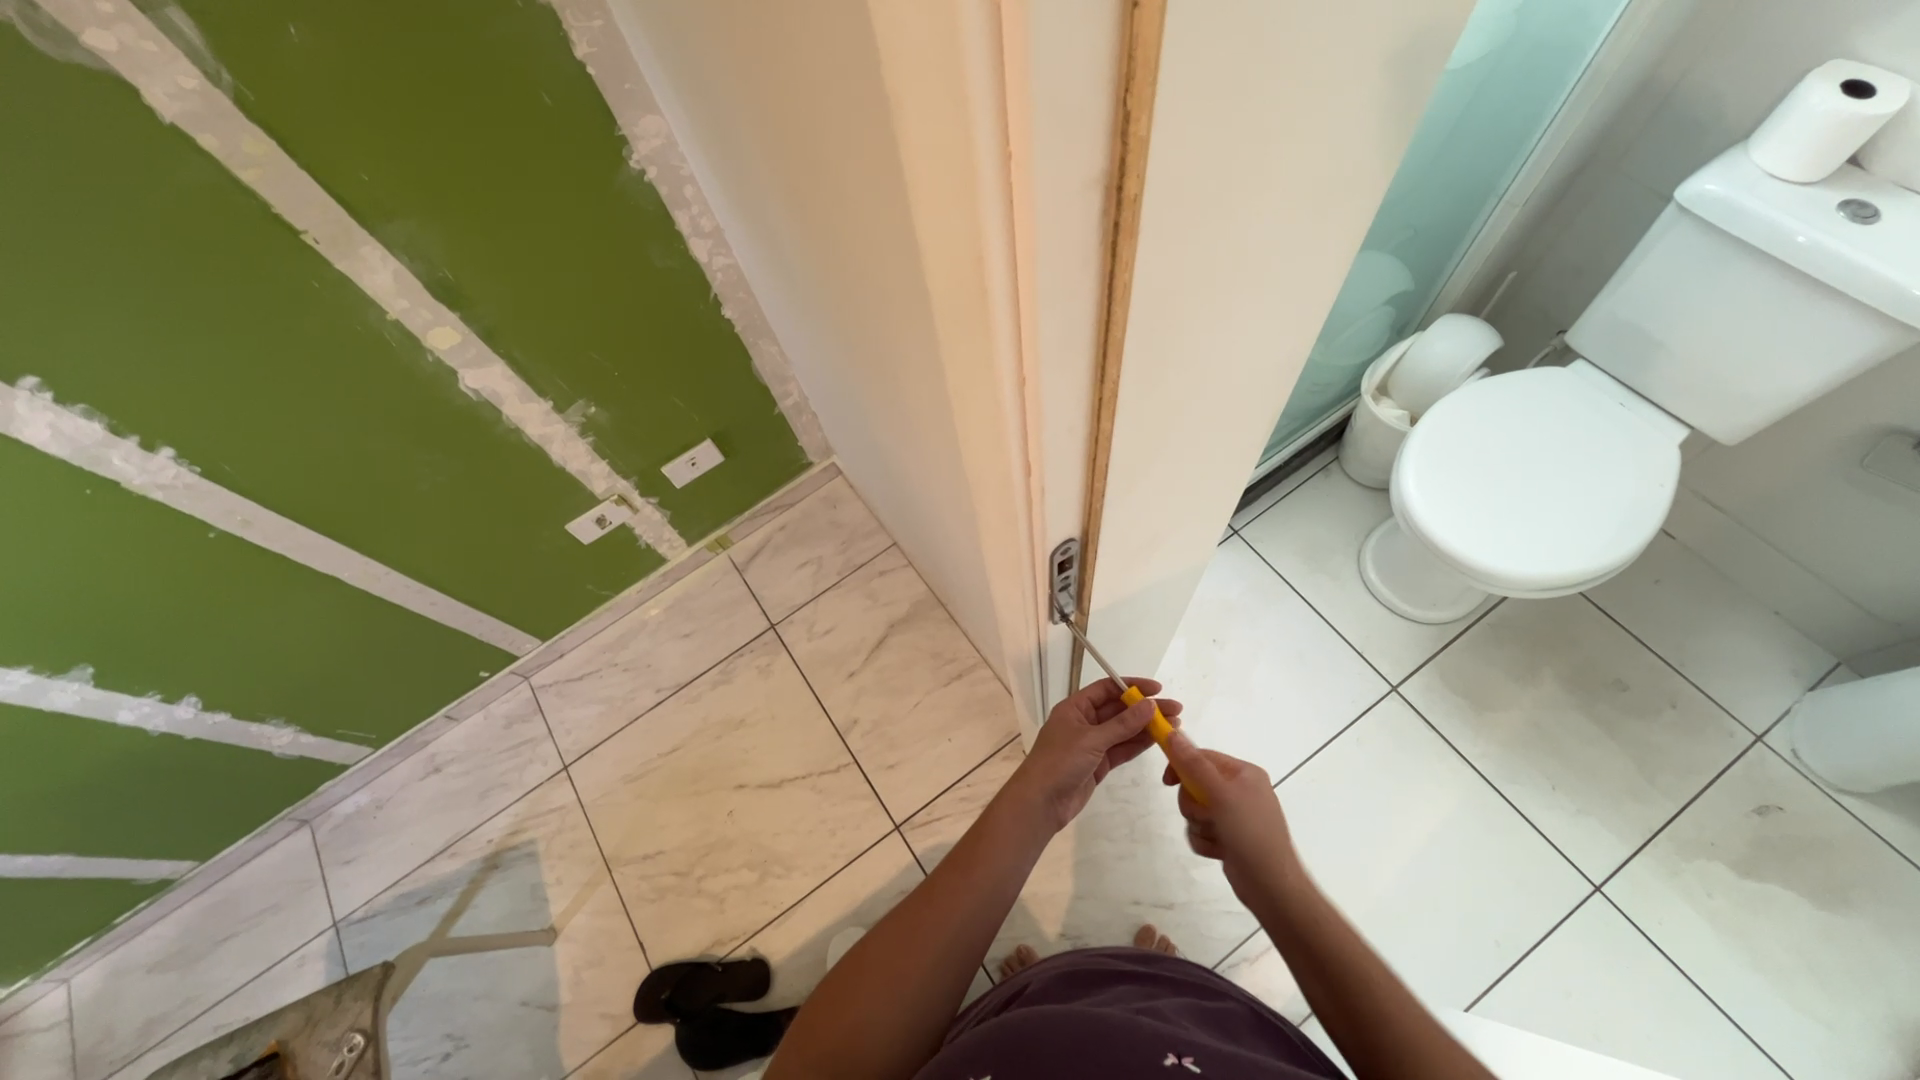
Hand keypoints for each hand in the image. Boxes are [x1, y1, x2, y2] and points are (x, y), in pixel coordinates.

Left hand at [1007, 678, 1181, 832]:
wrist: (1041, 802)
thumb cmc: (1060, 762)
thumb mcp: (1092, 739)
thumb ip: (1122, 724)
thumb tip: (1150, 706)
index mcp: (1074, 708)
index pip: (1106, 689)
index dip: (1131, 686)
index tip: (1157, 689)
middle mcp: (1084, 722)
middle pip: (1118, 710)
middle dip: (1145, 709)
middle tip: (1175, 710)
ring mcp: (1091, 744)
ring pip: (1123, 731)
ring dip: (1146, 727)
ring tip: (1174, 725)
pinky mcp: (1098, 764)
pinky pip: (1122, 749)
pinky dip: (1138, 744)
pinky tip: (1158, 739)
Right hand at [1162, 734, 1300, 902]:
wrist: (1271, 885)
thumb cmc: (1249, 833)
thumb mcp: (1220, 795)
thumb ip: (1193, 765)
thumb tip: (1171, 732)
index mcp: (1243, 773)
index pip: (1202, 757)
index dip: (1182, 766)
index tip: (1168, 783)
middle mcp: (1240, 790)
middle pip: (1195, 785)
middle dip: (1194, 805)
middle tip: (1206, 816)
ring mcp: (1234, 815)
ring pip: (1195, 810)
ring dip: (1199, 826)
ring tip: (1216, 837)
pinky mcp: (1228, 836)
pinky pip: (1201, 830)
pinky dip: (1204, 840)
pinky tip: (1219, 851)